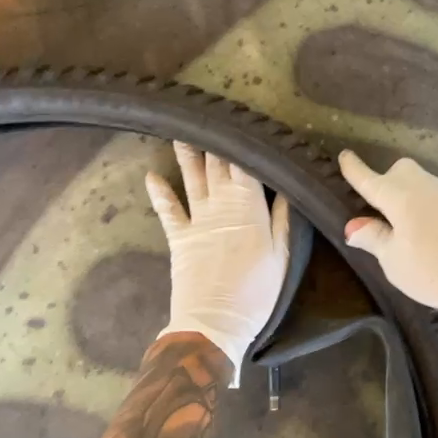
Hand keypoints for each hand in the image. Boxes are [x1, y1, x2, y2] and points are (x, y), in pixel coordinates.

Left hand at [145, 142, 289, 384]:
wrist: (213, 324)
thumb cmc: (256, 290)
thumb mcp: (281, 254)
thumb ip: (282, 218)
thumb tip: (286, 185)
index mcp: (249, 206)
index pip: (248, 165)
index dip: (246, 141)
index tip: (244, 119)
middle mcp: (221, 205)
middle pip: (218, 165)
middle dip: (216, 139)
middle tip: (210, 112)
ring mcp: (196, 220)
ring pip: (192, 178)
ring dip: (186, 153)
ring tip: (180, 129)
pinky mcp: (179, 238)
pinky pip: (168, 210)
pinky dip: (159, 192)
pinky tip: (151, 175)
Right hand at [338, 151, 437, 339]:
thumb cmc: (429, 269)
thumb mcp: (393, 260)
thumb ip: (373, 237)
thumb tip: (353, 225)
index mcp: (399, 198)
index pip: (370, 179)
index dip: (355, 168)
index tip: (344, 155)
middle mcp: (424, 187)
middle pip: (401, 170)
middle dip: (388, 179)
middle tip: (383, 206)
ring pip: (422, 181)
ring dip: (410, 193)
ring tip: (408, 221)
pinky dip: (429, 204)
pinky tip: (433, 227)